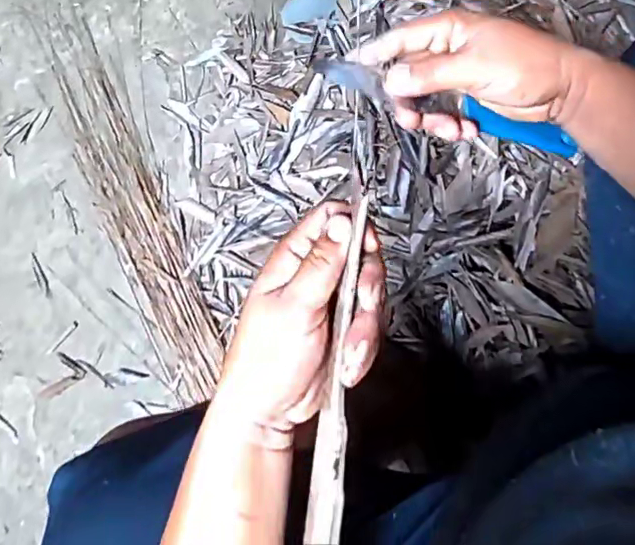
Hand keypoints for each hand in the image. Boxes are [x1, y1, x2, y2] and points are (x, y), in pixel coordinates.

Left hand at [211, 202, 384, 448]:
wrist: (267, 415)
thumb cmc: (263, 363)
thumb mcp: (295, 306)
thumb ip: (322, 263)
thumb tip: (342, 223)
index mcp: (294, 258)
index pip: (331, 218)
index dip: (355, 225)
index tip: (366, 247)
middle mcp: (314, 274)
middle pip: (360, 253)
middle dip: (368, 282)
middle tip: (361, 301)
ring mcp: (330, 300)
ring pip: (370, 290)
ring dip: (366, 324)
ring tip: (348, 347)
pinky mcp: (343, 326)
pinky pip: (370, 323)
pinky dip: (364, 345)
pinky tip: (347, 361)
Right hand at [349, 10, 597, 140]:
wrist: (564, 90)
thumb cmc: (524, 66)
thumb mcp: (473, 68)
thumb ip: (429, 74)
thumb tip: (391, 79)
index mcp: (448, 28)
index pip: (401, 37)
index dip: (376, 51)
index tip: (352, 65)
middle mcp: (447, 48)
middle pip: (408, 73)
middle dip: (408, 100)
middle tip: (412, 121)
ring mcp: (457, 72)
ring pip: (423, 96)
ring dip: (431, 117)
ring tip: (452, 130)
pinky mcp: (467, 93)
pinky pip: (443, 109)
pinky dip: (449, 123)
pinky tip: (467, 130)